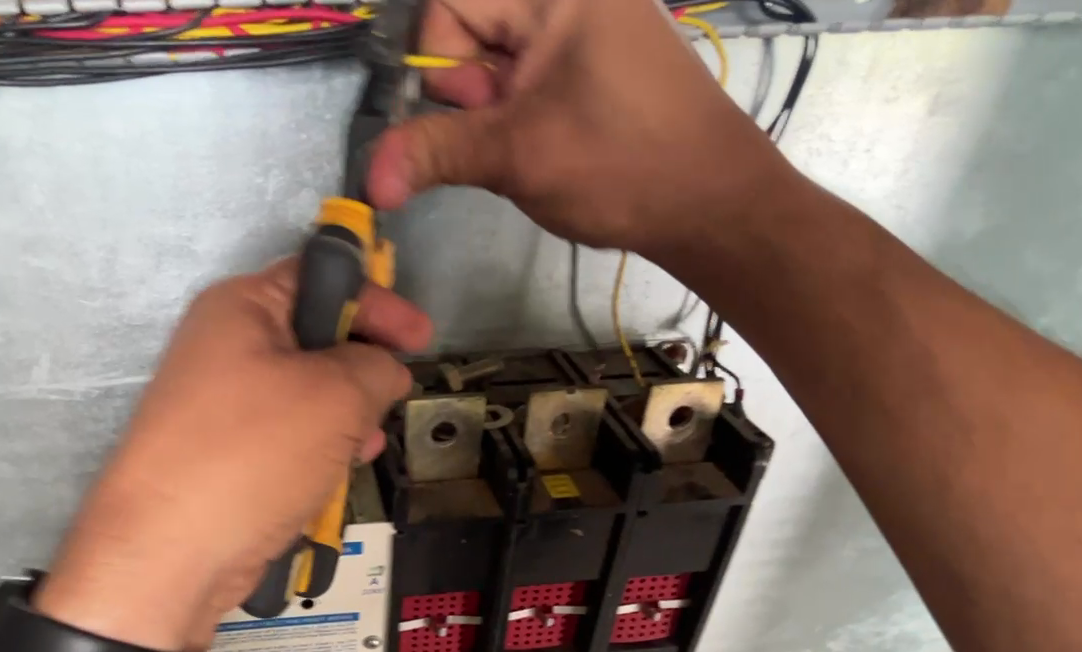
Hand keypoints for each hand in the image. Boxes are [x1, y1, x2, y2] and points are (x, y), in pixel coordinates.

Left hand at [37, 261, 430, 651]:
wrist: (170, 552)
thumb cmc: (253, 454)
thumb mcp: (336, 396)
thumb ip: (376, 367)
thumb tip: (385, 369)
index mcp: (241, 308)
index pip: (320, 278)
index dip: (377, 301)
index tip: (420, 337)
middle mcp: (223, 348)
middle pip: (313, 341)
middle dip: (361, 369)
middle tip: (392, 395)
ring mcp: (219, 408)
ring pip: (303, 397)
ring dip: (343, 419)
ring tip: (365, 446)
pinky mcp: (223, 458)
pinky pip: (284, 441)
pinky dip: (315, 453)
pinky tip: (332, 479)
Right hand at [368, 0, 791, 259]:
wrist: (712, 203)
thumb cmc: (622, 165)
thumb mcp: (518, 156)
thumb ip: (435, 152)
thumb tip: (369, 176)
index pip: (448, 7)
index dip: (445, 68)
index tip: (481, 113)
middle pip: (467, 32)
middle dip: (474, 94)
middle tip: (514, 134)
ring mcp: (583, 25)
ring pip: (492, 63)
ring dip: (495, 114)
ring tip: (537, 145)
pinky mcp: (590, 60)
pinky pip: (523, 79)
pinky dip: (517, 117)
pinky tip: (547, 145)